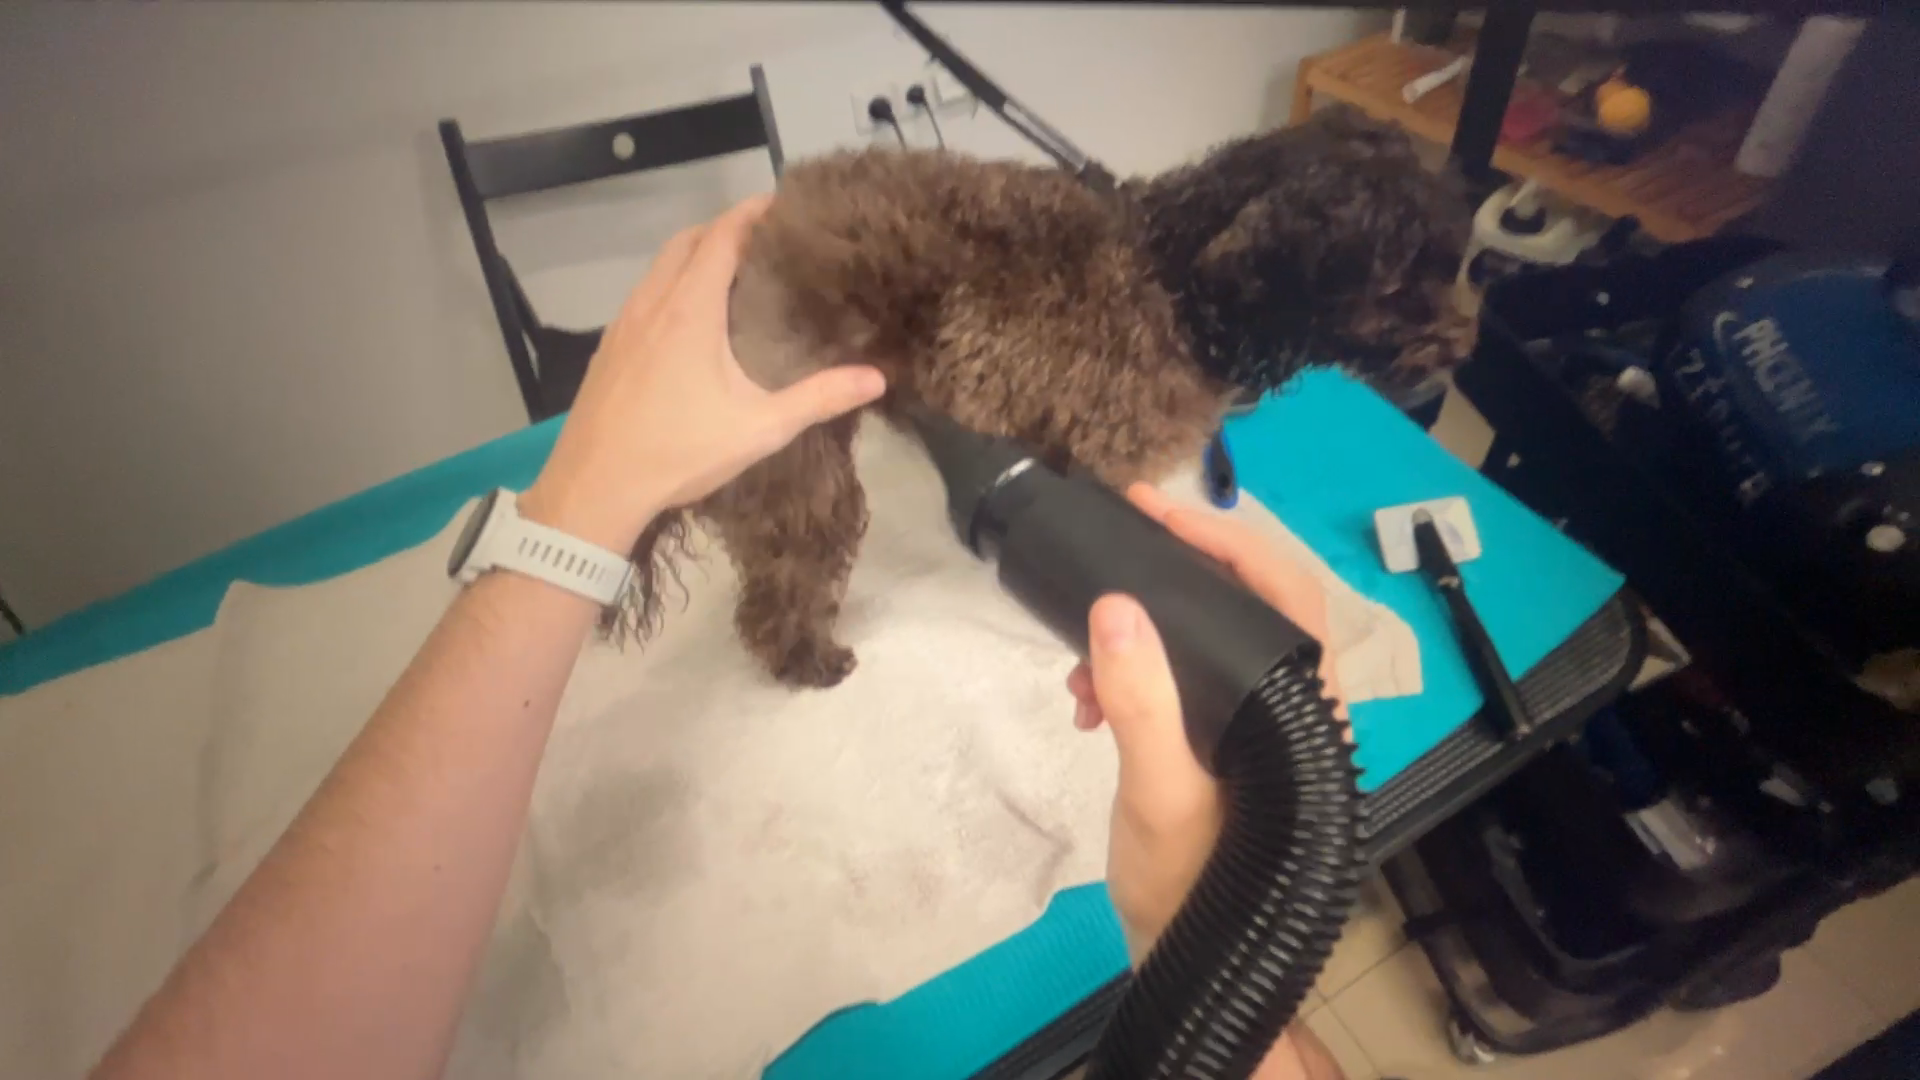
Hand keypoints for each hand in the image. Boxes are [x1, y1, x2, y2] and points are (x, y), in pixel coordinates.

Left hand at [520, 195, 886, 550]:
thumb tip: (877, 378)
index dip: (751, 214)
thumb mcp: (761, 428)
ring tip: (732, 274)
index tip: (781, 205)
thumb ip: (819, 399)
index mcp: (689, 310)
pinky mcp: (609, 348)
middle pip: (686, 242)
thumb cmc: (681, 451)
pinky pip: (643, 295)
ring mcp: (623, 324)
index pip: (721, 238)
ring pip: (659, 268)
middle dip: (724, 229)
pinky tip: (689, 321)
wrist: (596, 487)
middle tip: (764, 242)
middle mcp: (651, 303)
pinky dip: (671, 285)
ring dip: (694, 256)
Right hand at [1066, 483, 1345, 958]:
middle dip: (1174, 574)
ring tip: (1079, 671)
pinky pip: (1173, 680)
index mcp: (1300, 709)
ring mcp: (1248, 722)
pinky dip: (1128, 676)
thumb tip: (1114, 603)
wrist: (1183, 960)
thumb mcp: (1160, 791)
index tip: (1157, 512)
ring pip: (1200, 643)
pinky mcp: (1213, 739)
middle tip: (1117, 539)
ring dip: (1139, 639)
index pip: (1285, 596)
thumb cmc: (1190, 884)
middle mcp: (1286, 704)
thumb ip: (1143, 700)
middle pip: (1240, 608)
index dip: (1227, 544)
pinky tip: (1087, 703)